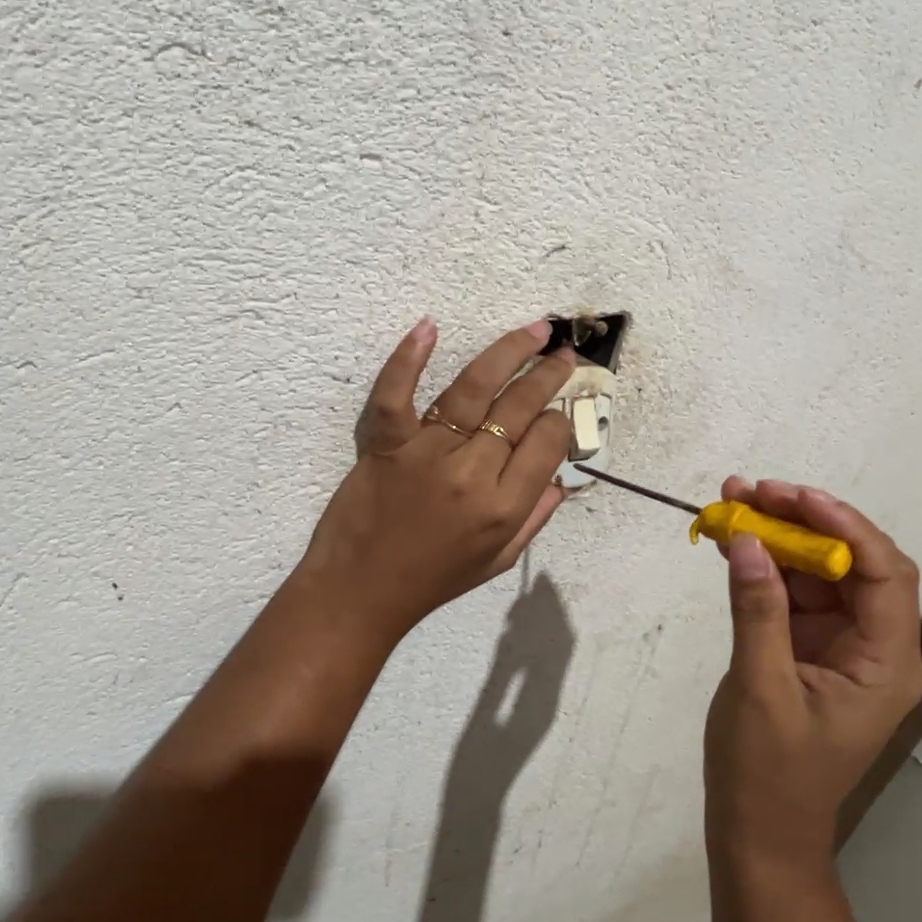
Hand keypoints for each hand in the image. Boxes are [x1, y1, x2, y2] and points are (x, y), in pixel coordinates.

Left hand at [297, 317, 574, 637]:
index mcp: (504, 507)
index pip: (548, 442)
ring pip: (473, 389)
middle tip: (563, 354)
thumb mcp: (496, 561)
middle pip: (519, 408)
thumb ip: (533, 519)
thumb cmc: (430, 581)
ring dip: (508, 352)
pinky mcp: (384, 443)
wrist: (358, 593)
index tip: (558, 412)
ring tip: (534, 331)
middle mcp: (471, 474)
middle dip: (549, 376)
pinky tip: (428, 328)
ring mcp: (426, 453)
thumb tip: (560, 479)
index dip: (560, 420)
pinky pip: (395, 394)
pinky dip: (408, 359)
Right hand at [703, 479, 921, 875]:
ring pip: (821, 576)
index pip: (885, 573)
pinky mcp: (810, 653)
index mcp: (886, 663)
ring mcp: (842, 649)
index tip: (792, 496)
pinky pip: (795, 598)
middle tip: (752, 490)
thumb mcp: (761, 686)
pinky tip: (735, 544)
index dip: (844, 526)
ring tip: (732, 503)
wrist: (758, 833)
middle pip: (853, 565)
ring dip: (780, 539)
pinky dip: (767, 570)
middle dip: (805, 523)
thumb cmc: (768, 772)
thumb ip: (758, 609)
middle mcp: (874, 649)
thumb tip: (750, 541)